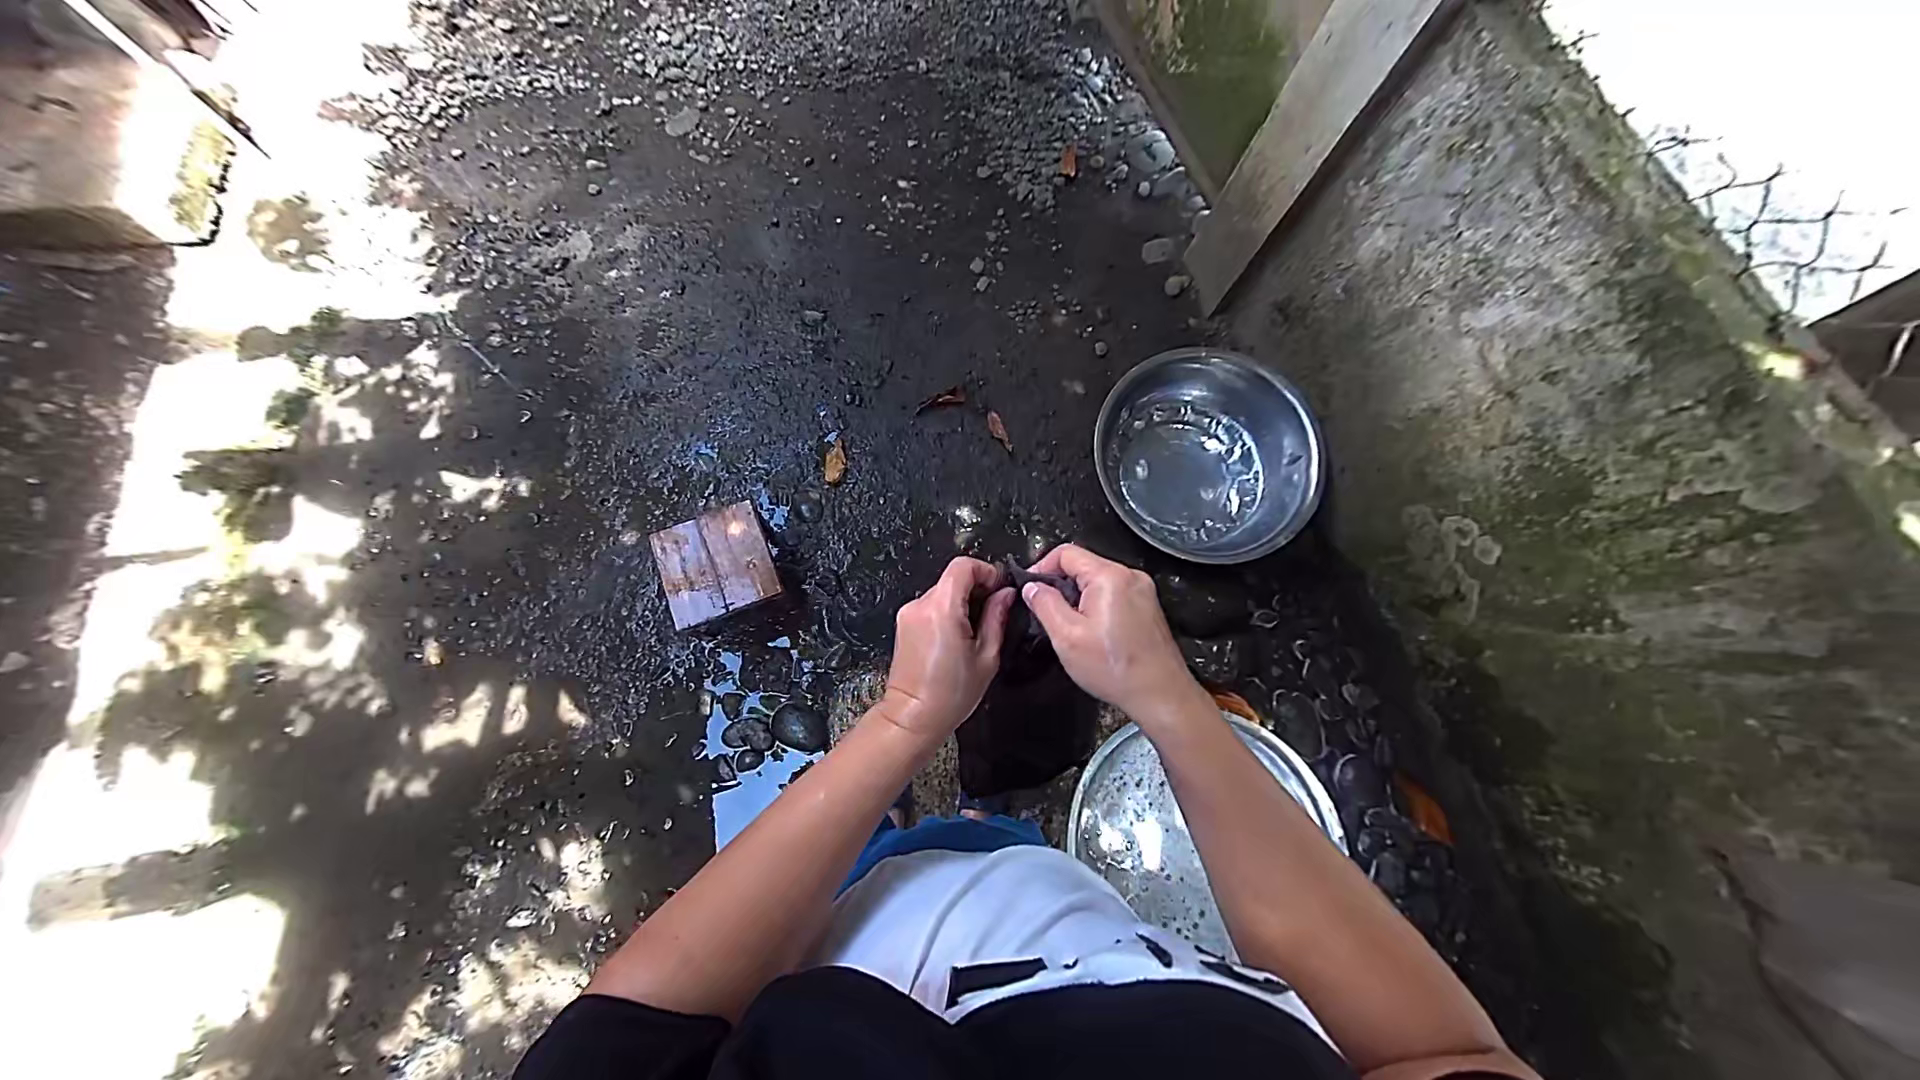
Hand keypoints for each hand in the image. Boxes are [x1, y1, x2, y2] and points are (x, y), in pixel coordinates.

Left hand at [877, 557, 1014, 738]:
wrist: (913, 717)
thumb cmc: (948, 696)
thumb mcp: (987, 656)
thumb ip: (997, 618)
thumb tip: (1005, 595)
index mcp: (942, 610)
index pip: (963, 566)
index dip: (986, 571)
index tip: (999, 587)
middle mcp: (920, 606)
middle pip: (953, 578)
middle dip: (976, 588)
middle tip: (994, 611)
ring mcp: (909, 614)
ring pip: (942, 591)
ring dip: (961, 601)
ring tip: (976, 630)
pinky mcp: (905, 624)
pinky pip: (931, 606)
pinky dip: (947, 612)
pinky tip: (958, 637)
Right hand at [1021, 544, 1210, 727]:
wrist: (1160, 695)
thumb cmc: (1119, 670)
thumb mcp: (1066, 637)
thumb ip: (1044, 605)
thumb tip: (1032, 588)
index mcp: (1110, 577)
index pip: (1066, 553)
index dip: (1041, 567)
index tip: (1031, 588)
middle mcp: (1130, 577)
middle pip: (1082, 565)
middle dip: (1059, 585)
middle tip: (1046, 612)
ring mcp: (1141, 591)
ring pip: (1096, 581)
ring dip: (1077, 598)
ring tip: (1071, 628)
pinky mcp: (1145, 607)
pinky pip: (1112, 595)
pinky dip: (1095, 607)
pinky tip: (1092, 634)